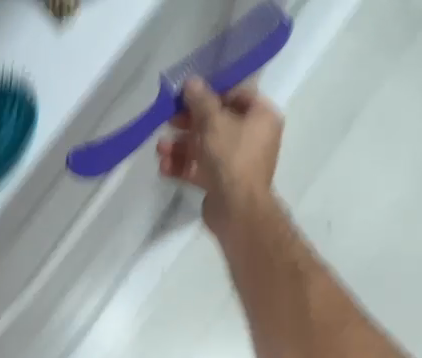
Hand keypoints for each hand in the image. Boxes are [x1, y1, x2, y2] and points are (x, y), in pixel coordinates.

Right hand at [158, 78, 284, 236]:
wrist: (237, 211)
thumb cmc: (232, 157)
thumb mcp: (214, 121)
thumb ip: (200, 100)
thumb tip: (191, 82)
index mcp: (261, 117)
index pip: (237, 94)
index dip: (211, 92)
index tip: (188, 92)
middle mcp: (252, 138)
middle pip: (216, 122)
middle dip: (188, 122)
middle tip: (168, 119)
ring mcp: (236, 162)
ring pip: (205, 147)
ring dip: (180, 146)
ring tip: (160, 148)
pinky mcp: (222, 183)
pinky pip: (201, 168)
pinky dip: (183, 166)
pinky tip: (164, 166)